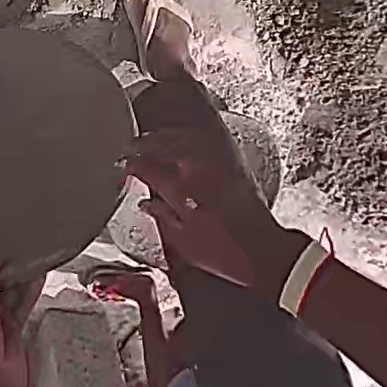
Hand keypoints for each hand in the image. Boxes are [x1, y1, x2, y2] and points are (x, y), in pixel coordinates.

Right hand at [129, 128, 309, 300]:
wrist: (264, 251)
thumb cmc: (225, 253)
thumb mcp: (183, 243)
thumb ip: (161, 218)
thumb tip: (147, 203)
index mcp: (180, 189)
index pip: (146, 167)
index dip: (130, 165)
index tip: (123, 167)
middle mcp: (196, 169)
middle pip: (163, 143)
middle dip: (143, 143)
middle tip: (132, 147)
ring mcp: (215, 161)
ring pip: (182, 134)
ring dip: (163, 134)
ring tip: (152, 138)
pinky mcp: (230, 160)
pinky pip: (202, 136)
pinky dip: (187, 133)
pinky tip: (181, 136)